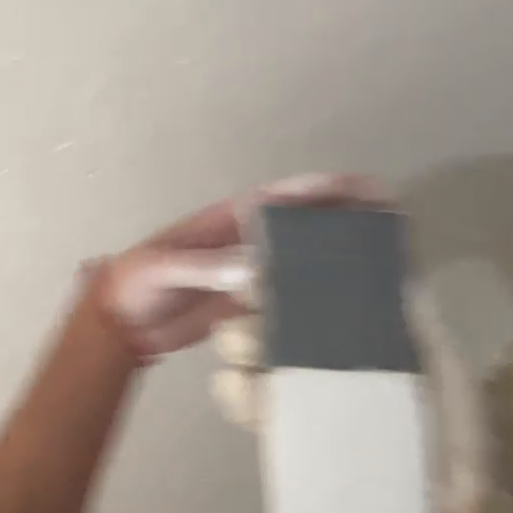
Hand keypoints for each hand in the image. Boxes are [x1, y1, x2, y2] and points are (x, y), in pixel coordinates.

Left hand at [88, 172, 382, 358]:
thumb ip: (206, 266)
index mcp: (227, 220)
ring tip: (384, 259)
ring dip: (338, 256)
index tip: (363, 187)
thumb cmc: (137, 282)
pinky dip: (315, 295)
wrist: (120, 324)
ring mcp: (250, 274)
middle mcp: (246, 242)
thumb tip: (257, 269)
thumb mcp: (165, 267)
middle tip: (393, 219)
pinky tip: (346, 303)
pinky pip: (289, 296)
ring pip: (302, 259)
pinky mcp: (248, 305)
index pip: (282, 199)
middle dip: (344, 217)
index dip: (321, 190)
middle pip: (303, 224)